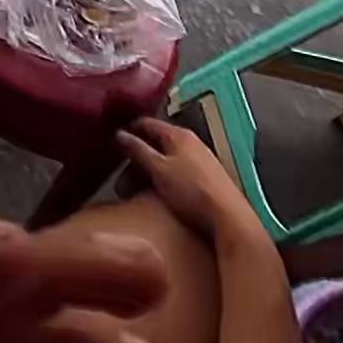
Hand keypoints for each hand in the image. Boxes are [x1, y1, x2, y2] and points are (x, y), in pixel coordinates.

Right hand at [115, 118, 258, 241]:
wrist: (228, 219)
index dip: (129, 133)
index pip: (147, 124)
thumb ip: (138, 150)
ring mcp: (199, 160)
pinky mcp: (205, 179)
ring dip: (147, 174)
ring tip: (134, 195)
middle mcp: (190, 143)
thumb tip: (119, 134)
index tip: (113, 146)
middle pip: (155, 145)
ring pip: (165, 161)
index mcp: (178, 135)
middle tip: (121, 184)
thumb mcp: (159, 170)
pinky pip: (176, 173)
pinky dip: (162, 181)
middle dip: (135, 162)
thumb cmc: (192, 191)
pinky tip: (156, 198)